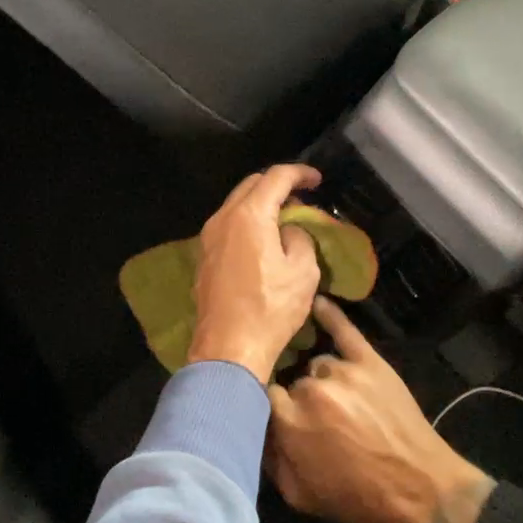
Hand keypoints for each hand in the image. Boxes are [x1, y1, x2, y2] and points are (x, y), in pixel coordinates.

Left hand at [186, 164, 323, 382]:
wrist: (228, 349)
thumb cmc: (270, 308)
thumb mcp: (302, 271)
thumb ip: (300, 238)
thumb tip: (289, 232)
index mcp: (249, 215)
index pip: (275, 177)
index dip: (300, 173)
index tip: (317, 181)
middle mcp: (222, 219)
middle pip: (251, 185)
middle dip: (277, 185)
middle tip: (301, 199)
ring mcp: (208, 239)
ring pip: (236, 206)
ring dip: (260, 205)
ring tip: (284, 220)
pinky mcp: (204, 258)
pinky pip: (228, 227)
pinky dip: (248, 223)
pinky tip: (263, 241)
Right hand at [266, 298, 493, 522]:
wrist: (419, 490)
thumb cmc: (356, 499)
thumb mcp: (298, 495)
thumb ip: (269, 458)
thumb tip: (252, 429)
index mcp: (289, 422)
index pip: (263, 396)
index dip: (270, 408)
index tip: (276, 417)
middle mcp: (311, 389)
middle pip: (292, 381)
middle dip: (299, 399)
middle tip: (316, 421)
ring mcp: (343, 372)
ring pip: (319, 365)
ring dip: (323, 381)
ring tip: (341, 404)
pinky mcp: (371, 362)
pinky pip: (345, 331)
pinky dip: (331, 317)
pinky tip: (318, 304)